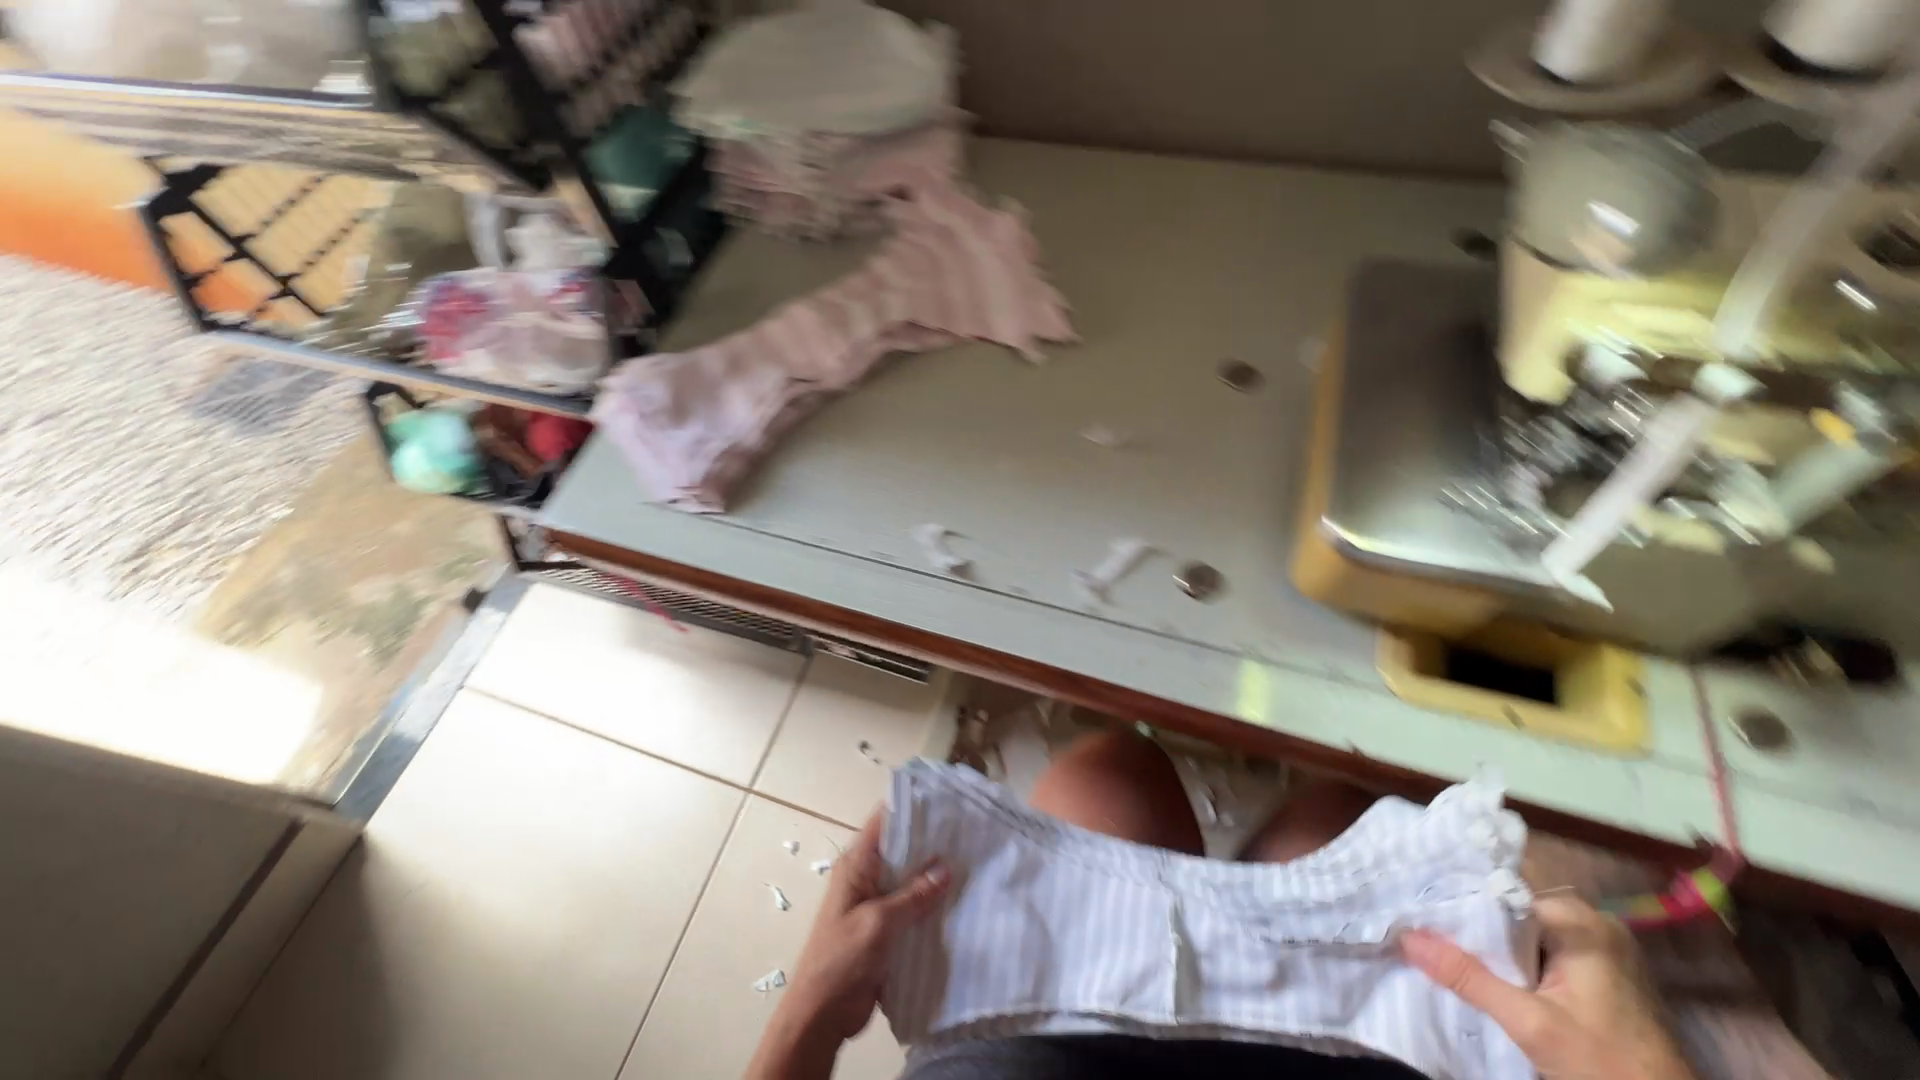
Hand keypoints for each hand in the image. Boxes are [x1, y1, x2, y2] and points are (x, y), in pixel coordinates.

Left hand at [748, 810, 950, 1079]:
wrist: (821, 1014)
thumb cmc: (841, 959)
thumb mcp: (879, 922)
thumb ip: (913, 895)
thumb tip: (946, 867)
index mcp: (856, 866)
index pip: (885, 823)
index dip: (913, 809)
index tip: (948, 801)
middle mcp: (866, 878)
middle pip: (902, 850)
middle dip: (932, 843)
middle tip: (972, 833)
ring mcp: (876, 904)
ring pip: (910, 880)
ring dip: (935, 876)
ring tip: (975, 863)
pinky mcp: (886, 929)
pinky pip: (913, 907)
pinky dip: (932, 904)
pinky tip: (961, 901)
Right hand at [1402, 896, 1695, 1079]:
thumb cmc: (1606, 1064)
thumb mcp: (1530, 1023)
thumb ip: (1468, 978)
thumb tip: (1406, 938)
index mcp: (1582, 923)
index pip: (1504, 889)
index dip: (1458, 894)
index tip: (1416, 898)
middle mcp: (1595, 925)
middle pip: (1514, 910)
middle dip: (1471, 921)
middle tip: (1418, 923)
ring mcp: (1603, 950)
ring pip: (1527, 933)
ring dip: (1491, 945)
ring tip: (1439, 944)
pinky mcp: (1603, 976)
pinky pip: (1545, 952)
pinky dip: (1515, 961)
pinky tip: (1484, 973)